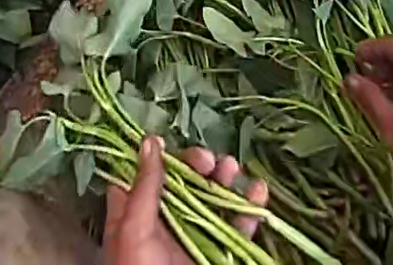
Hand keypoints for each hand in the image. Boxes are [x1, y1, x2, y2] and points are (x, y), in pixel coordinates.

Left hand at [105, 137, 268, 264]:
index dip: (160, 154)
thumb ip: (144, 187)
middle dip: (200, 165)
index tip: (171, 142)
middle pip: (184, 181)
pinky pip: (237, 230)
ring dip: (227, 181)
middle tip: (210, 161)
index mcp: (136, 215)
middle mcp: (164, 223)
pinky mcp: (218, 258)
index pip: (146, 172)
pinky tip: (259, 195)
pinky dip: (249, 211)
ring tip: (235, 170)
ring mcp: (193, 240)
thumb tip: (149, 141)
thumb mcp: (133, 231)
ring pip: (213, 200)